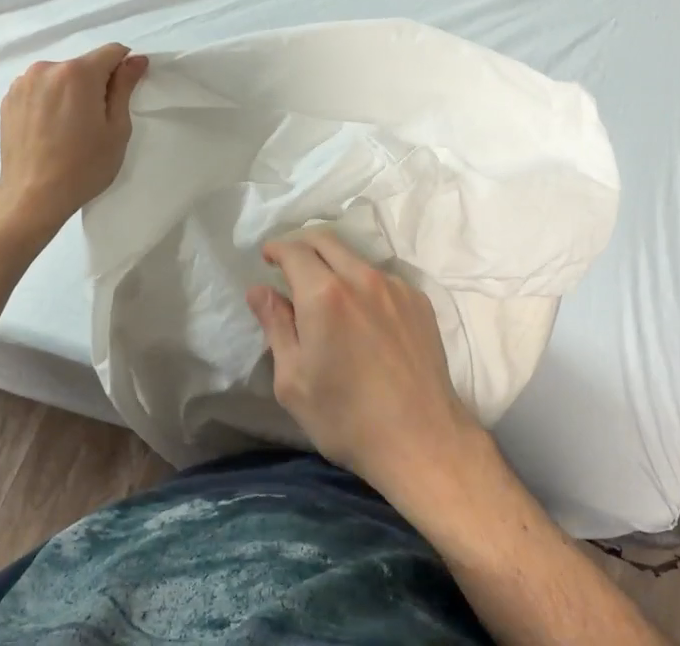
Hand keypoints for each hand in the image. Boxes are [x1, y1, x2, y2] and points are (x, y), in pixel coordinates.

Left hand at [0, 43, 147, 237]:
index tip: (123, 95)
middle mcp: (47, 69)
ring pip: (61, 77)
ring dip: (71, 91)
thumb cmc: (84, 165)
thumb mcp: (117, 128)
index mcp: (78, 73)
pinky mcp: (8, 99)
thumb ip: (125, 87)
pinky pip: (40, 89)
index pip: (112, 52)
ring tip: (70, 127)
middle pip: (84, 65)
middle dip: (96, 83)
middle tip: (96, 120)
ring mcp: (23, 83)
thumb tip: (136, 59)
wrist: (33, 196)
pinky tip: (50, 129)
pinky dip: (50, 100)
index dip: (125, 69)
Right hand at [247, 231, 485, 498]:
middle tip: (290, 265)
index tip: (267, 256)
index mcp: (325, 294)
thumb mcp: (293, 379)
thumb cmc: (345, 417)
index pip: (295, 251)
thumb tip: (259, 290)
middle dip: (304, 245)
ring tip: (327, 295)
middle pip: (328, 241)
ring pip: (358, 260)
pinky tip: (363, 316)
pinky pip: (384, 281)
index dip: (277, 249)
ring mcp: (397, 288)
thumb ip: (276, 326)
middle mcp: (363, 278)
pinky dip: (364, 285)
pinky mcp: (420, 303)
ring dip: (336, 266)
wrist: (420, 438)